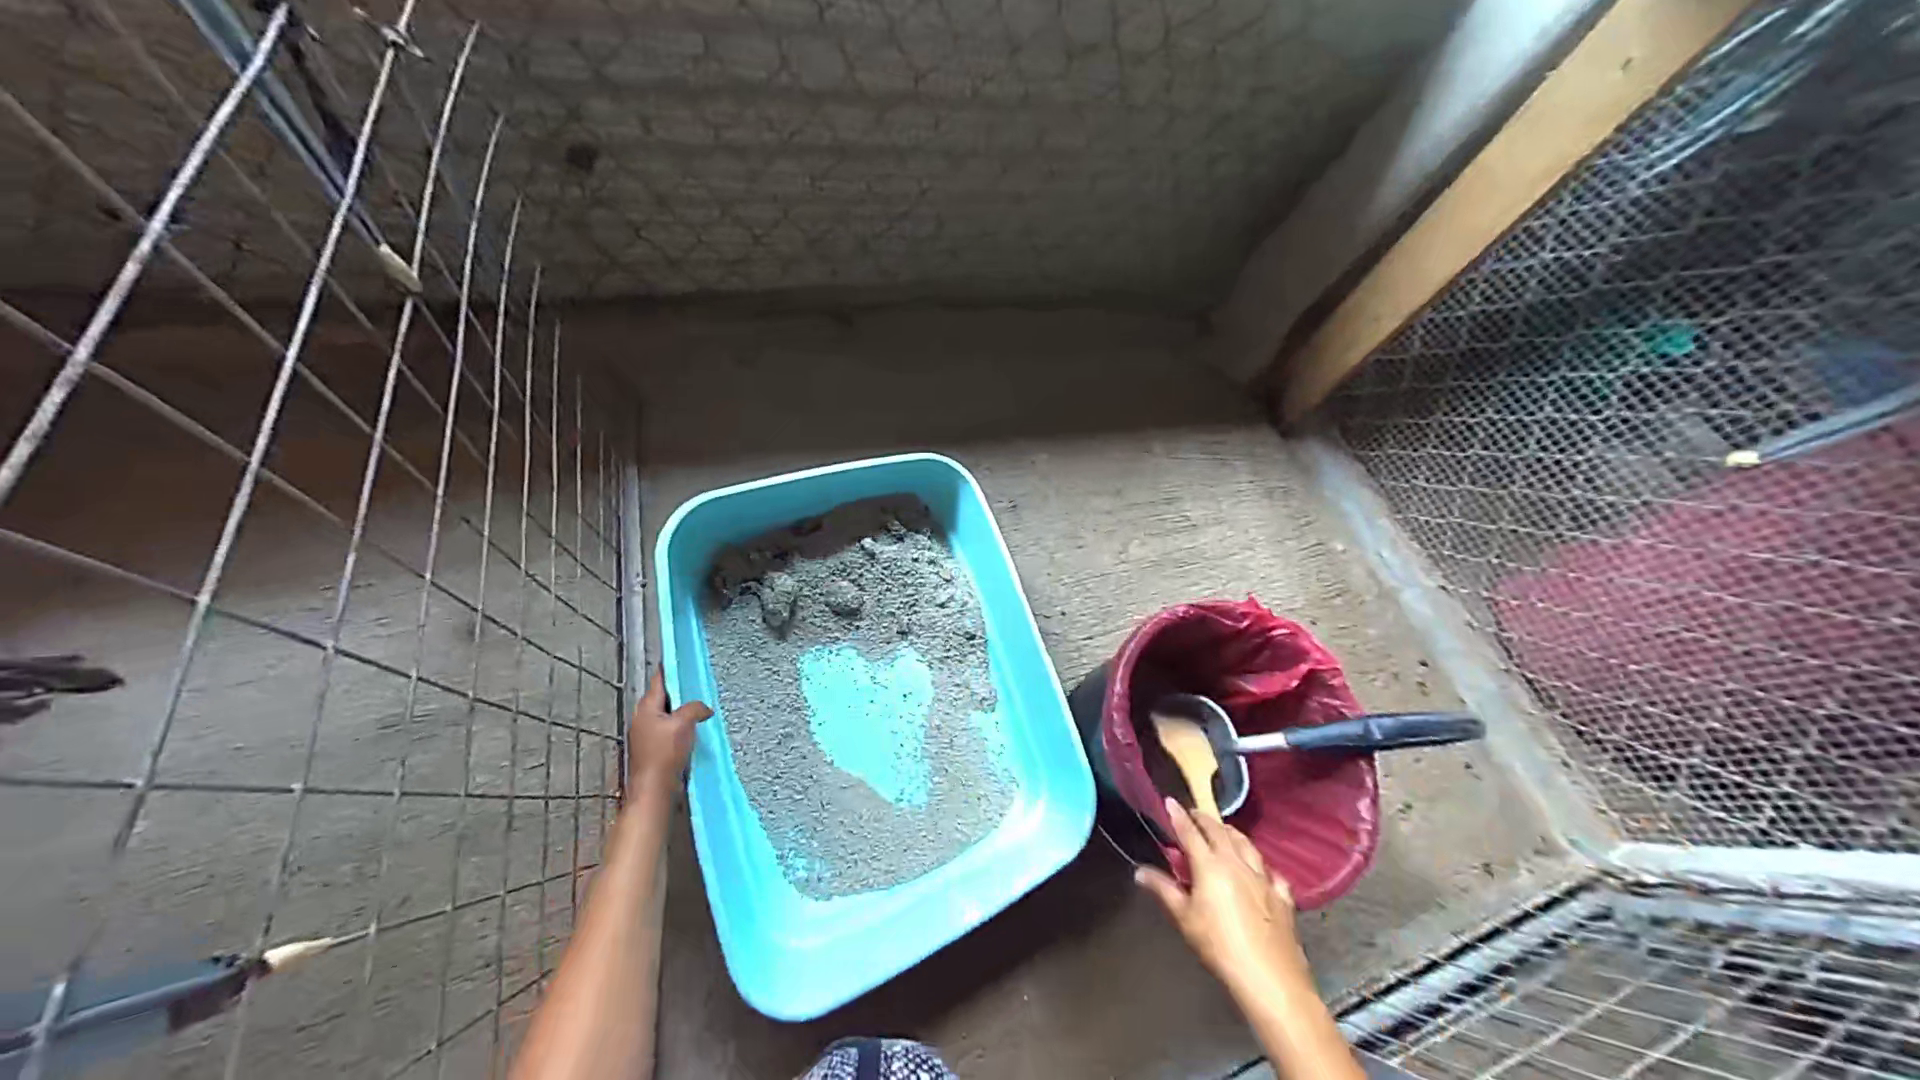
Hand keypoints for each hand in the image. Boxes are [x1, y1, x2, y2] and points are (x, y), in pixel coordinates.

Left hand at [626, 670, 710, 789]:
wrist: (654, 790)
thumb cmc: (664, 754)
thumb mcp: (684, 723)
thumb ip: (695, 708)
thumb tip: (704, 709)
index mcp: (646, 708)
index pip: (659, 680)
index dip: (669, 668)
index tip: (679, 657)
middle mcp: (643, 719)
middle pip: (663, 697)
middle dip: (679, 691)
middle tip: (697, 683)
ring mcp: (647, 736)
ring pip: (667, 715)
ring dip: (681, 710)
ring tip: (700, 706)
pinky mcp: (655, 750)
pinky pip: (670, 730)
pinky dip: (682, 726)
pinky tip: (694, 730)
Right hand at [1136, 798, 1311, 1003]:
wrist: (1269, 977)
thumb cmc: (1219, 945)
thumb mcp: (1184, 918)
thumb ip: (1163, 889)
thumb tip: (1140, 871)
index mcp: (1210, 865)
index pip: (1190, 832)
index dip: (1178, 816)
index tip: (1170, 802)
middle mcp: (1237, 863)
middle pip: (1219, 831)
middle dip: (1204, 819)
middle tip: (1193, 816)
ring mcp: (1263, 878)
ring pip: (1247, 844)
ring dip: (1231, 833)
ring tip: (1223, 832)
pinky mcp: (1282, 896)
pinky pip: (1270, 871)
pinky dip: (1260, 864)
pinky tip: (1259, 870)